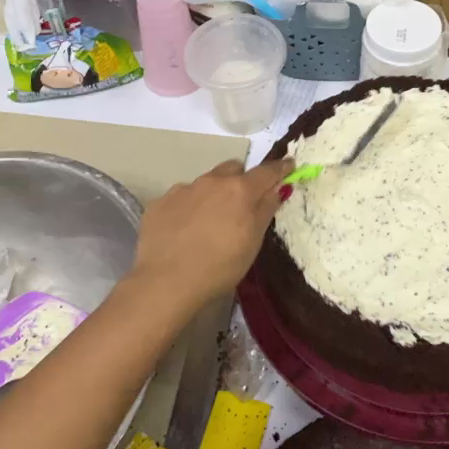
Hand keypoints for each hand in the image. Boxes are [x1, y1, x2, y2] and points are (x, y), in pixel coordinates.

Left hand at [129, 158, 293, 306]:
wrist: (166, 282)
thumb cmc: (220, 266)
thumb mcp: (252, 242)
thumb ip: (266, 210)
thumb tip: (277, 188)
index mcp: (239, 190)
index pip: (266, 172)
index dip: (280, 168)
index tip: (288, 165)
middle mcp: (211, 181)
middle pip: (232, 169)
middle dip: (241, 180)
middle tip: (241, 204)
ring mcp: (182, 190)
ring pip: (205, 183)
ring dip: (212, 195)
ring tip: (208, 224)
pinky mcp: (159, 203)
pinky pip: (180, 198)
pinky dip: (187, 209)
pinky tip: (183, 232)